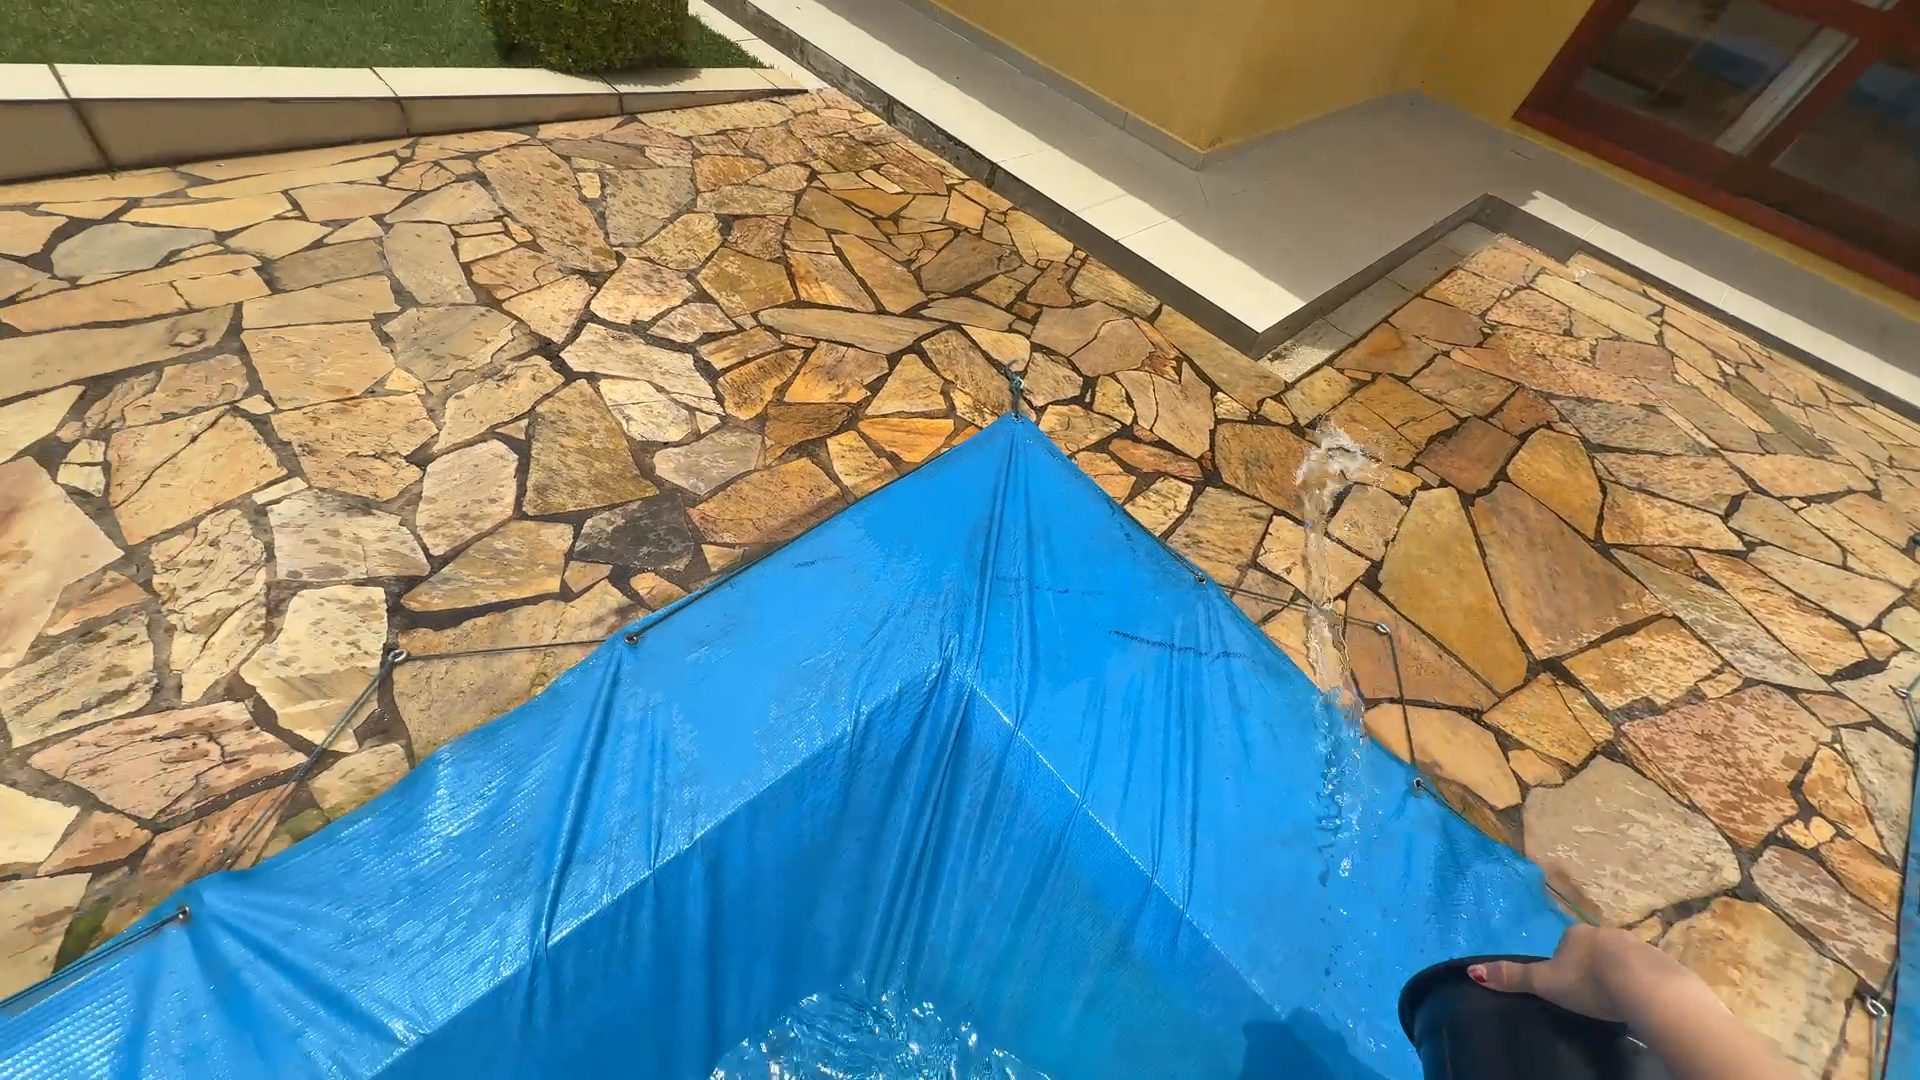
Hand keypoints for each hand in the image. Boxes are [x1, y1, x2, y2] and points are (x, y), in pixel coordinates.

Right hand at [1467, 924, 1674, 1022]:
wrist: (1650, 991)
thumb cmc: (1590, 983)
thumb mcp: (1546, 982)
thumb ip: (1512, 976)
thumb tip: (1471, 971)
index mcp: (1576, 934)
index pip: (1566, 945)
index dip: (1565, 963)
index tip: (1569, 985)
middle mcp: (1607, 934)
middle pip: (1597, 951)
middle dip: (1596, 968)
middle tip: (1595, 994)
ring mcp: (1641, 948)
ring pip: (1627, 962)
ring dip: (1624, 977)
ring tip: (1623, 1002)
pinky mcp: (1669, 968)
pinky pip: (1654, 976)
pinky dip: (1649, 987)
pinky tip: (1647, 1004)